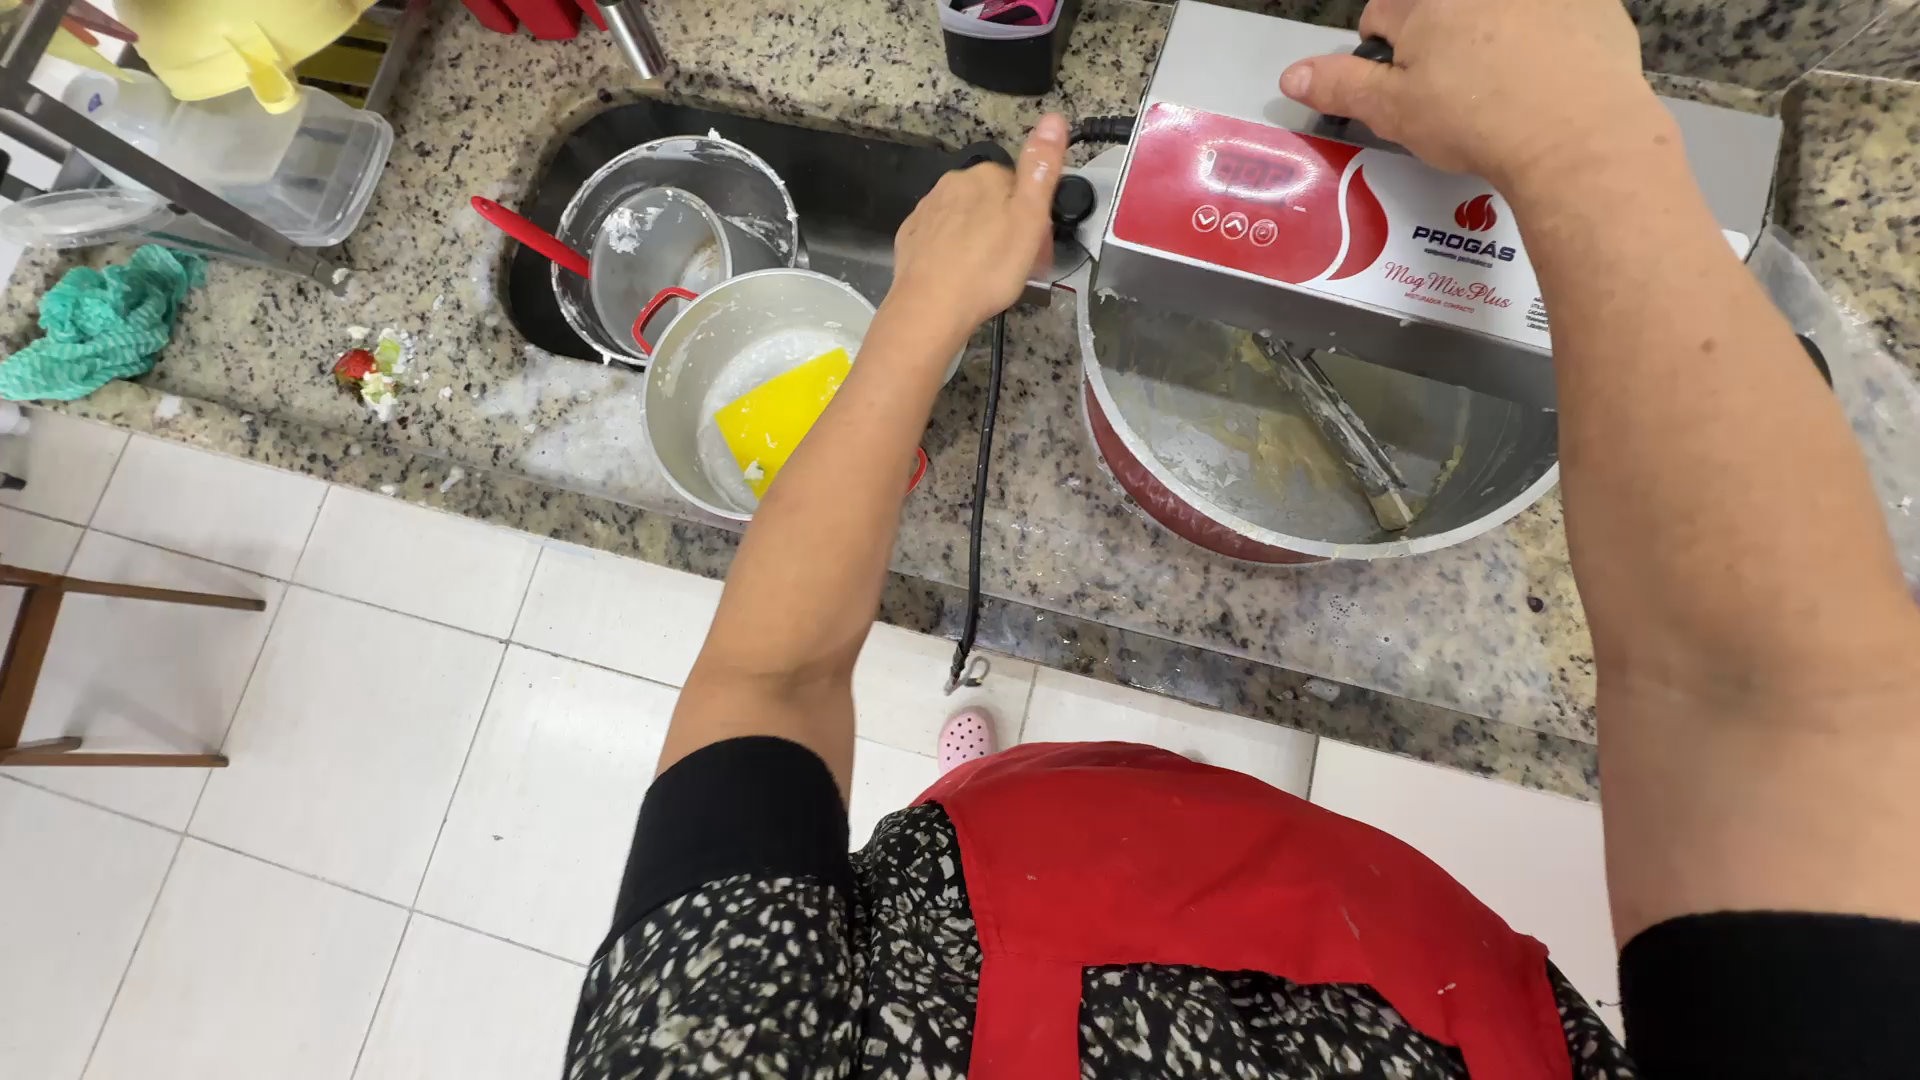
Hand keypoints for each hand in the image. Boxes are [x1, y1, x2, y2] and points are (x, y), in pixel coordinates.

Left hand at [887, 114, 1067, 339]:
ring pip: (964, 220)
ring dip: (978, 240)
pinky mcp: (911, 237)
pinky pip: (940, 238)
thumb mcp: (1029, 220)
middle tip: (1014, 266)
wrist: (931, 307)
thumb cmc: (986, 269)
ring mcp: (928, 210)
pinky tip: (959, 276)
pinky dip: (952, 252)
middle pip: (990, 202)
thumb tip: (1053, 118)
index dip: (1032, 217)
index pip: (1018, 186)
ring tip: (987, 275)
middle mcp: (953, 184)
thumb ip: (1041, 169)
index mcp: (986, 176)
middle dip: (1004, 227)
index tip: (1037, 246)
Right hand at [1278, 0, 1673, 195]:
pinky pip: (1545, 11)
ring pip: (1488, 9)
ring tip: (1490, 79)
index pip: (1380, 12)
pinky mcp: (1587, 2)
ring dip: (1481, 29)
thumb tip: (1289, 75)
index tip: (1391, 78)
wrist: (1571, 128)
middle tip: (1440, 83)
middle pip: (1435, 6)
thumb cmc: (1472, 119)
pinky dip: (1535, 31)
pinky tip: (1537, 72)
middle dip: (1430, 33)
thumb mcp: (1391, 111)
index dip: (1377, 47)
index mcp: (1427, 6)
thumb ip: (1340, 86)